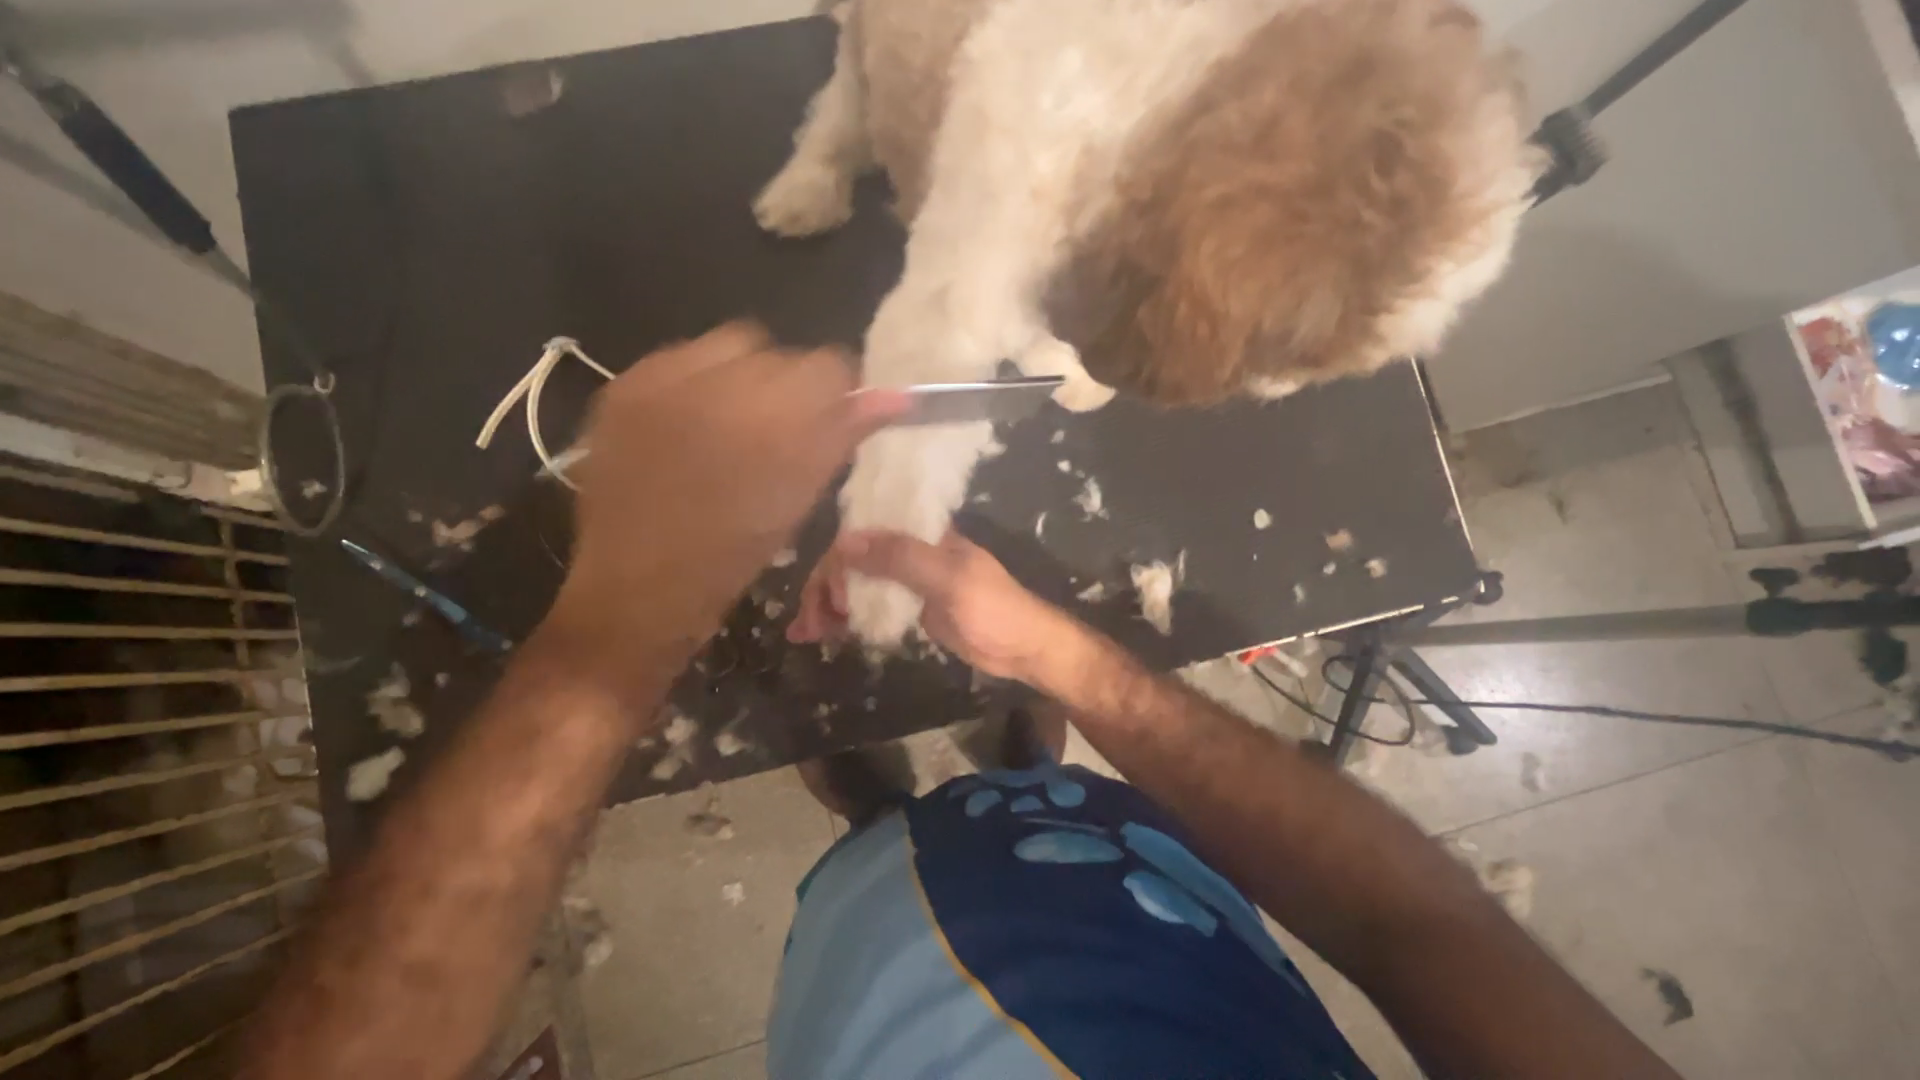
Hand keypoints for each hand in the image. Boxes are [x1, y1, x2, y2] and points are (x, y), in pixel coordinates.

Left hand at [547, 323, 906, 663]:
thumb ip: (842, 439)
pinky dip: (702, 378)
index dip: (838, 392)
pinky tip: (694, 417)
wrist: (631, 588)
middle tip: (783, 429)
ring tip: (735, 418)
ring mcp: (666, 381)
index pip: (829, 366)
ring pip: (736, 343)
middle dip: (793, 386)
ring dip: (748, 373)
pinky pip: (685, 355)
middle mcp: (721, 388)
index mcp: (773, 424)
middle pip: (783, 353)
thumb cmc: (727, 560)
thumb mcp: (796, 504)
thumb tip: (895, 398)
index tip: (832, 419)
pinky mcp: (628, 384)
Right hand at [787, 530, 1083, 684]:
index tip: (830, 598)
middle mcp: (911, 552)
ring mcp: (909, 582)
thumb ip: (900, 558)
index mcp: (923, 534)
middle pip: (853, 560)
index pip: (864, 534)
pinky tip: (824, 634)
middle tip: (807, 626)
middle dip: (825, 588)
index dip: (838, 561)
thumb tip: (844, 542)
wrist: (1025, 649)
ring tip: (805, 634)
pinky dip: (844, 618)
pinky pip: (868, 606)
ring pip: (856, 584)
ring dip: (827, 605)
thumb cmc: (995, 609)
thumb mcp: (949, 581)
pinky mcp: (910, 608)